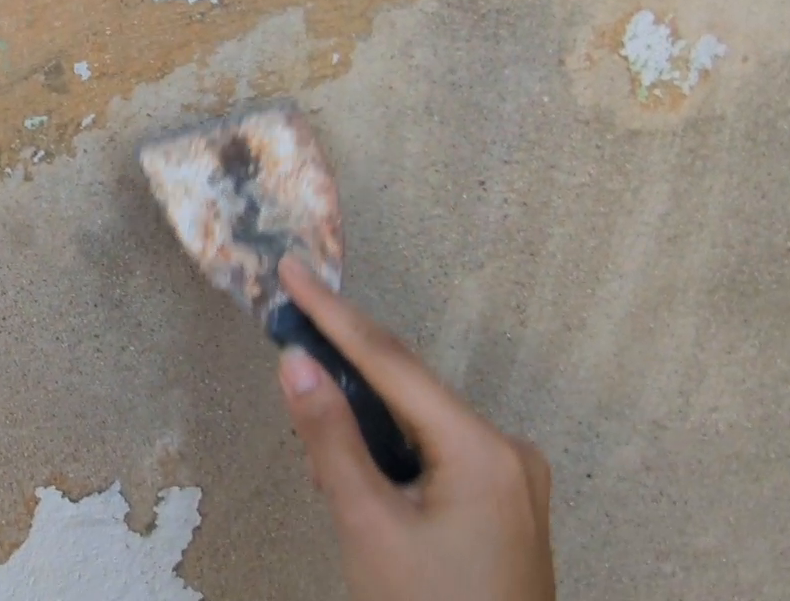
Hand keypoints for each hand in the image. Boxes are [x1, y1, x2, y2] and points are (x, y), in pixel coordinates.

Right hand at [276, 258, 555, 600]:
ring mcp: (505, 475)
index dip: (332, 311)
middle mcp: (504, 450)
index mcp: (480, 450)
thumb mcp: (367, 521)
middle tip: (284, 320)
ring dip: (355, 408)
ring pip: (410, 413)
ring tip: (309, 435)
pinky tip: (348, 464)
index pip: (388, 361)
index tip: (291, 267)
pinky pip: (424, 442)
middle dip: (340, 354)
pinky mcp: (494, 497)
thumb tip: (293, 358)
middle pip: (404, 381)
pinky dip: (378, 438)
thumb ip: (329, 435)